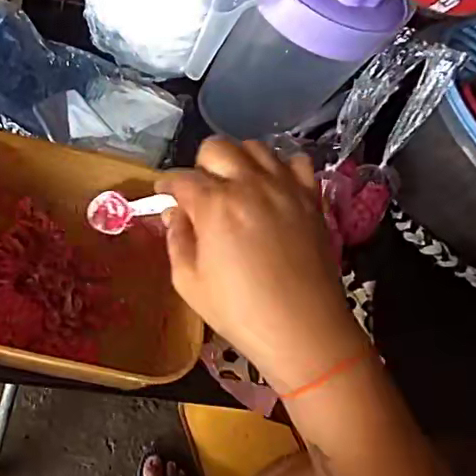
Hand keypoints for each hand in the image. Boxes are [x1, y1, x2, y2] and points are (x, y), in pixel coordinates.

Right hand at [157, 139, 369, 391]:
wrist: (304, 328)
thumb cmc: (241, 312)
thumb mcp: (190, 284)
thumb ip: (177, 240)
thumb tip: (175, 214)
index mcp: (215, 204)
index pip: (182, 177)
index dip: (167, 184)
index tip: (163, 192)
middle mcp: (250, 184)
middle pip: (217, 147)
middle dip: (201, 164)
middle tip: (200, 190)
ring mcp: (285, 186)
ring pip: (256, 147)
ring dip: (239, 160)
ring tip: (236, 184)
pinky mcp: (311, 197)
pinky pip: (296, 161)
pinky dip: (280, 166)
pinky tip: (273, 187)